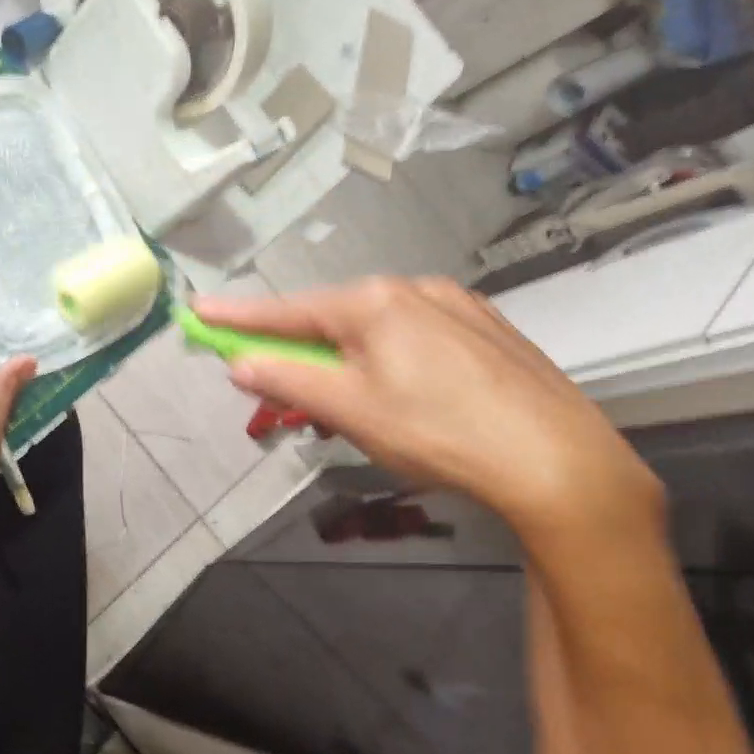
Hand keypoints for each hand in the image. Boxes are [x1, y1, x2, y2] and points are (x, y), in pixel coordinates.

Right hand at [191, 277, 660, 537]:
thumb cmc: (437, 432)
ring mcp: (457, 308)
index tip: (196, 310)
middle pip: (329, 319)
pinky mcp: (486, 333)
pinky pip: (409, 338)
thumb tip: (239, 362)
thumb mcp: (347, 409)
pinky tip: (391, 398)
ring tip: (337, 409)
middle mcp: (415, 291)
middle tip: (273, 392)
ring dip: (338, 363)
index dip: (237, 315)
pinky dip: (379, 363)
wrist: (558, 461)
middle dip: (294, 353)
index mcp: (375, 303)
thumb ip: (285, 379)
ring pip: (371, 331)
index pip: (286, 309)